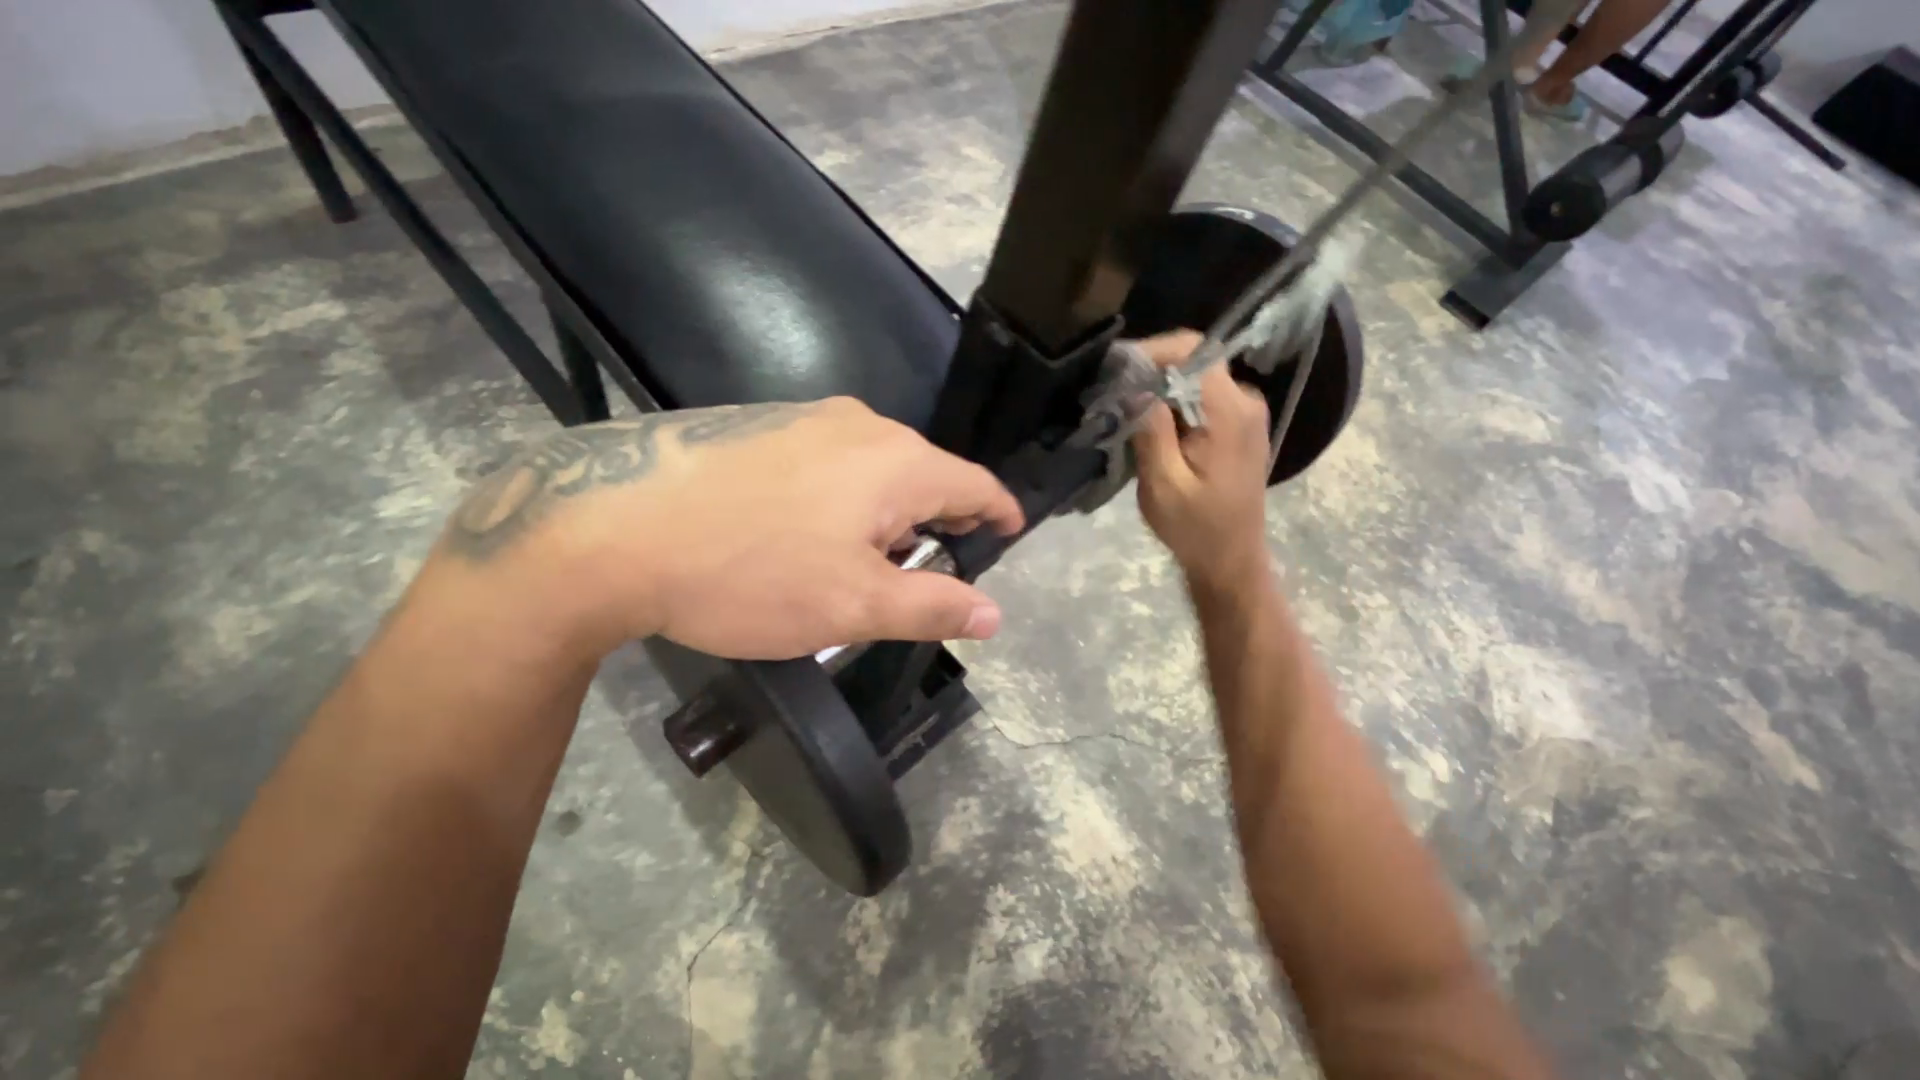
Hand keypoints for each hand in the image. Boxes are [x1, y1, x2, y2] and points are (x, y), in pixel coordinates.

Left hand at [438, 398, 1022, 659]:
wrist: (615, 532)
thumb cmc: (752, 575)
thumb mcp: (854, 606)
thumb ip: (932, 606)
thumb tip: (993, 614)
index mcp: (896, 461)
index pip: (974, 484)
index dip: (998, 515)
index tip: (1008, 537)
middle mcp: (858, 425)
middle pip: (923, 473)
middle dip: (934, 522)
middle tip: (926, 575)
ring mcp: (801, 418)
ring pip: (870, 468)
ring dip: (881, 515)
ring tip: (857, 568)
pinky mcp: (755, 427)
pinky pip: (825, 462)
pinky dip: (837, 499)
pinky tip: (800, 538)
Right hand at [1129, 331, 1273, 588]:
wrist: (1231, 561)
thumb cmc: (1196, 529)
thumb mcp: (1162, 485)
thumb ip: (1150, 431)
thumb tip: (1133, 386)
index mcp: (1229, 411)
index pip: (1192, 350)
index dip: (1151, 351)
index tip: (1116, 371)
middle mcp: (1244, 401)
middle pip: (1193, 361)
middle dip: (1150, 374)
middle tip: (1112, 397)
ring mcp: (1245, 413)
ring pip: (1195, 380)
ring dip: (1159, 393)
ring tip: (1125, 416)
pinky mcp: (1239, 425)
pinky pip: (1202, 399)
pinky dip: (1174, 406)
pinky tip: (1150, 431)